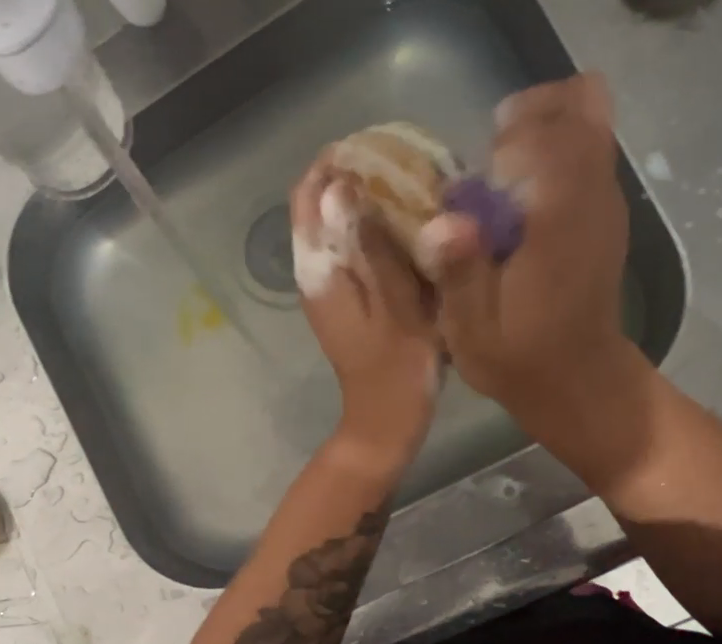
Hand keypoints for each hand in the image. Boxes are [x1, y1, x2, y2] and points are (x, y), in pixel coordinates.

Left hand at [291, 155, 440, 466]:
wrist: (387, 421)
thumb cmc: (395, 367)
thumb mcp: (391, 302)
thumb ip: (366, 245)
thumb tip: (340, 185)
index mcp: (319, 273)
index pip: (307, 198)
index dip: (331, 163)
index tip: (374, 143)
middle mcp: (316, 275)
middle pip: (319, 209)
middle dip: (352, 177)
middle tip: (402, 159)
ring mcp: (331, 289)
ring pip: (338, 228)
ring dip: (366, 201)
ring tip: (413, 181)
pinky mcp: (349, 300)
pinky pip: (355, 250)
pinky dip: (377, 230)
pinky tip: (414, 225)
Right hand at [416, 74, 631, 408]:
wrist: (578, 380)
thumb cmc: (519, 358)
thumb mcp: (472, 329)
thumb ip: (458, 271)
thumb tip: (443, 220)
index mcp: (560, 221)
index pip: (555, 129)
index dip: (513, 133)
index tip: (480, 173)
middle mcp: (593, 197)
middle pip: (582, 105)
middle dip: (532, 114)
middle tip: (490, 163)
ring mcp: (605, 201)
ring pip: (589, 121)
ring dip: (541, 133)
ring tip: (499, 184)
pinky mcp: (603, 212)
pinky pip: (586, 151)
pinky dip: (551, 155)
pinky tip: (517, 204)